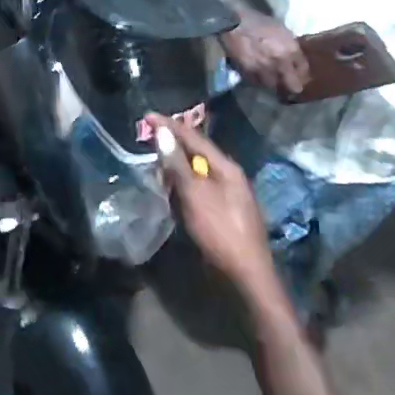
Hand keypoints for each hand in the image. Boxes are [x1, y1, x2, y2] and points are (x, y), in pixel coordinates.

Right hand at [148, 112, 276, 292]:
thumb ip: (177, 163)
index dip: (169, 125)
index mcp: (226, 167)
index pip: (194, 137)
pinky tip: (173, 197)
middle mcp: (230, 177)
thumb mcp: (195, 194)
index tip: (147, 116)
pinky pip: (200, 192)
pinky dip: (184, 189)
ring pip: (198, 174)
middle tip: (149, 145)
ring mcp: (230, 197)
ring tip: (157, 170)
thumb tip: (162, 132)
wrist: (248, 277)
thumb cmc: (220, 231)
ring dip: (177, 170)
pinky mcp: (225, 215)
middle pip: (197, 153)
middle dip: (172, 147)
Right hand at [221, 9, 309, 97]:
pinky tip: (257, 75)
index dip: (303, 74)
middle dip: (293, 86)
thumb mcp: (280, 28)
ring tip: (272, 79)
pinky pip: (258, 82)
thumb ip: (290, 44)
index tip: (300, 75)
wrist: (234, 22)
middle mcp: (281, 62)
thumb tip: (295, 56)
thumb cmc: (258, 21)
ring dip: (274, 83)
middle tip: (289, 84)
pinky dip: (258, 80)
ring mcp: (265, 69)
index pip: (304, 70)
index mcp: (291, 49)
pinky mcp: (250, 73)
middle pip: (294, 86)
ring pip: (274, 86)